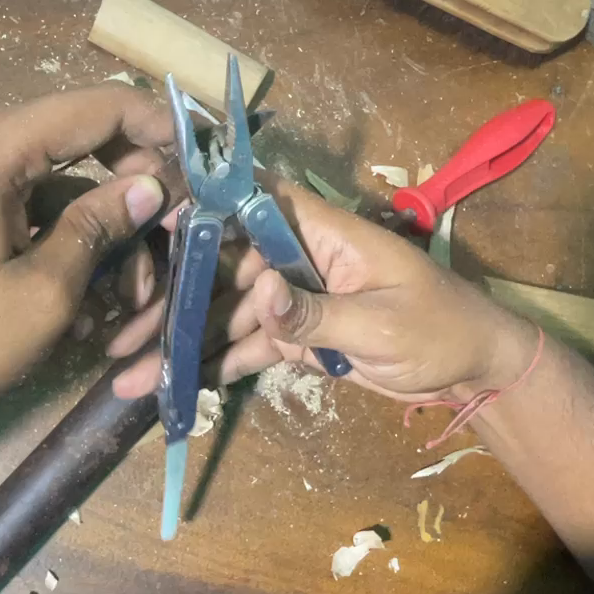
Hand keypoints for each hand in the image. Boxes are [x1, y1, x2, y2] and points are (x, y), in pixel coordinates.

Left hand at [0, 84, 172, 448]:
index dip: (159, 129)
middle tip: (170, 244)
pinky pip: (28, 218)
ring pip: (60, 193)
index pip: (99, 108)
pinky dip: (62, 252)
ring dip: (101, 238)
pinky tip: (82, 308)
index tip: (203, 167)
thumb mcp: (43, 291)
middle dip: (133, 195)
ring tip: (126, 301)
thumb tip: (151, 187)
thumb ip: (99, 227)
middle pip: (83, 147)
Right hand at [108, 180, 536, 402]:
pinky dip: (219, 366)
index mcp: (324, 236)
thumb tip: (259, 292)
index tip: (152, 223)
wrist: (471, 370)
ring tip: (133, 375)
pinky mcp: (298, 339)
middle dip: (175, 304)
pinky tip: (177, 386)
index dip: (206, 208)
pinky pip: (252, 349)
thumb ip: (315, 311)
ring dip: (185, 345)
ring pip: (230, 317)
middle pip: (225, 272)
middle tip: (122, 336)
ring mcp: (296, 302)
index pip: (258, 206)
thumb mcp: (379, 324)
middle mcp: (300, 262)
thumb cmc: (439, 329)